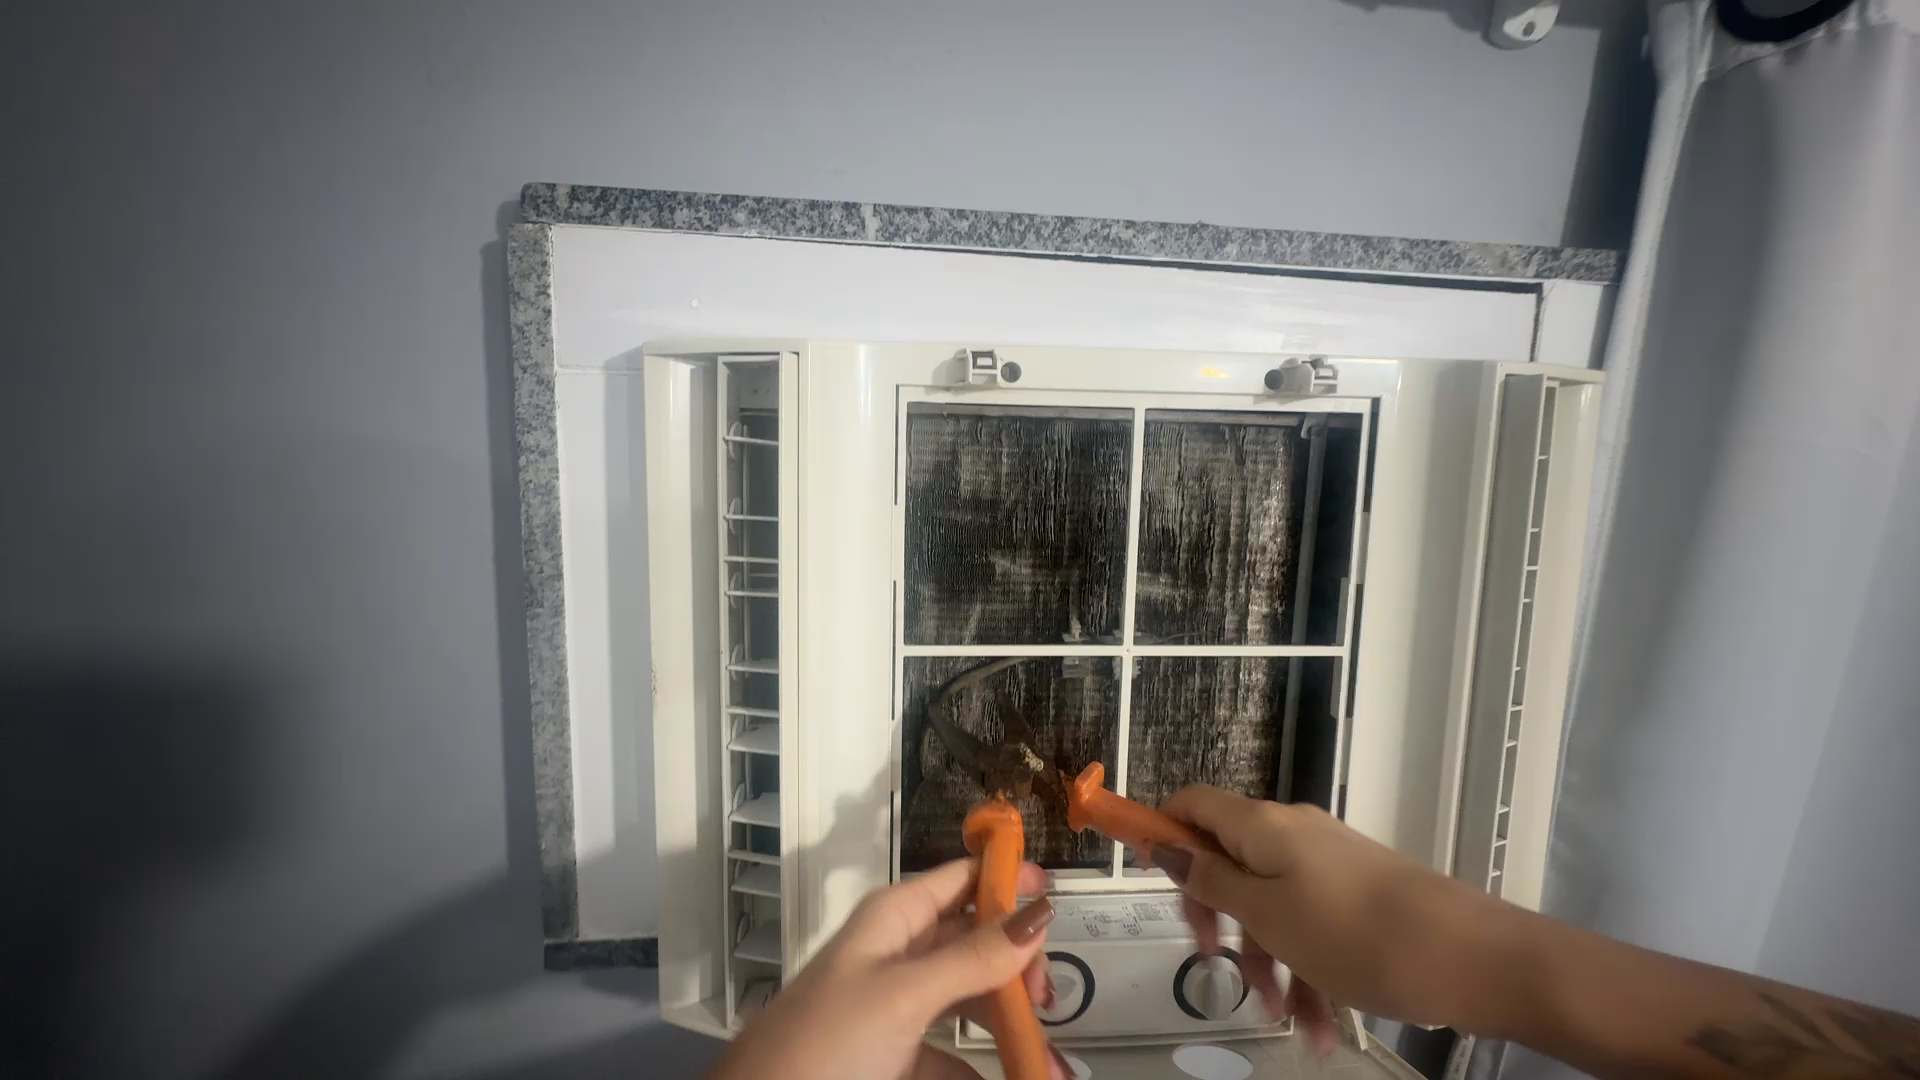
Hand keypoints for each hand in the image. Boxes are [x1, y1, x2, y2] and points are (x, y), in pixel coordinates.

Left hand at [707, 858, 1074, 1079]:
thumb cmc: (826, 1043)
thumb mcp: (905, 996)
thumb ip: (973, 957)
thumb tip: (1038, 909)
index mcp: (895, 916)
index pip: (962, 876)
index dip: (1007, 877)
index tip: (1056, 895)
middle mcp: (898, 950)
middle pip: (973, 939)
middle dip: (1016, 964)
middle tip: (1046, 999)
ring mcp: (895, 1005)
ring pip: (967, 998)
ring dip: (1008, 1025)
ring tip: (1049, 1062)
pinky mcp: (892, 1055)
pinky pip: (949, 1052)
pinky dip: (981, 1068)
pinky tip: (1012, 1078)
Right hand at [1152, 786, 1516, 1043]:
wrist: (1478, 958)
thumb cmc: (1354, 934)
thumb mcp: (1266, 915)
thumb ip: (1209, 880)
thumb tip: (1164, 845)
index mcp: (1260, 826)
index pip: (1192, 803)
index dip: (1163, 830)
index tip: (1152, 877)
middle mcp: (1289, 833)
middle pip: (1227, 859)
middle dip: (1218, 915)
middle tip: (1215, 961)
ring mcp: (1327, 862)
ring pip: (1271, 903)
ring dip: (1267, 960)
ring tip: (1285, 1019)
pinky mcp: (1358, 893)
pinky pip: (1312, 922)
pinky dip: (1307, 968)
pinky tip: (1321, 1027)